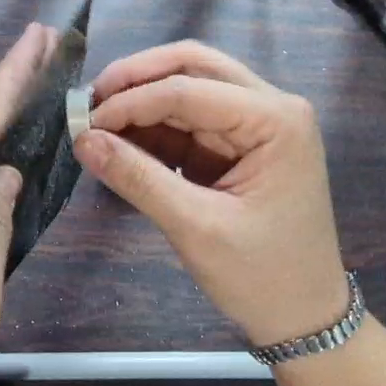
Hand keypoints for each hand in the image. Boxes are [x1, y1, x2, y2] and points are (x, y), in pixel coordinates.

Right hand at [71, 41, 349, 346]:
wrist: (304, 318)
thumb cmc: (261, 275)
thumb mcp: (195, 227)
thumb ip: (137, 178)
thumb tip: (81, 140)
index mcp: (276, 121)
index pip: (188, 89)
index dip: (130, 101)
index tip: (82, 125)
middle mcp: (270, 108)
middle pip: (193, 66)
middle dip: (136, 79)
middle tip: (87, 102)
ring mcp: (255, 125)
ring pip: (188, 86)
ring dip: (140, 100)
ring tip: (94, 123)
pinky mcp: (236, 146)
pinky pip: (186, 120)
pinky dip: (150, 126)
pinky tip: (118, 142)